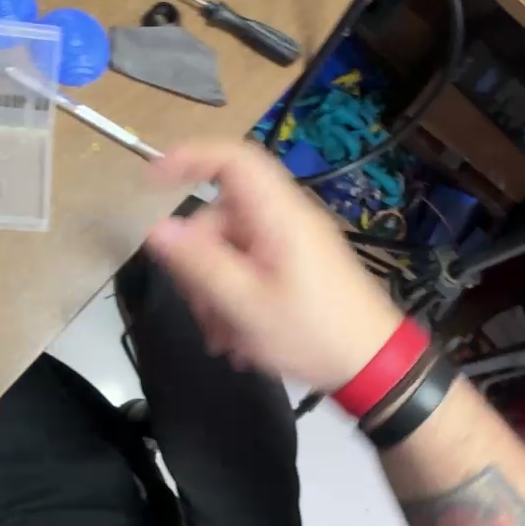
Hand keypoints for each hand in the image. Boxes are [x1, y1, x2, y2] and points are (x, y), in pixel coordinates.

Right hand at [143, 141, 406, 389]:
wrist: (373, 366)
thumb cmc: (313, 333)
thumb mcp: (246, 304)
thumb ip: (199, 264)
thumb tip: (157, 230)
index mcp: (278, 214)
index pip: (231, 160)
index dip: (188, 159)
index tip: (151, 181)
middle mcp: (285, 220)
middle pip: (220, 219)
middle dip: (198, 263)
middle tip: (198, 309)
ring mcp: (291, 244)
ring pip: (230, 251)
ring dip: (215, 293)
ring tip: (222, 338)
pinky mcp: (296, 268)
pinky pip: (250, 270)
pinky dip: (235, 299)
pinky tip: (236, 339)